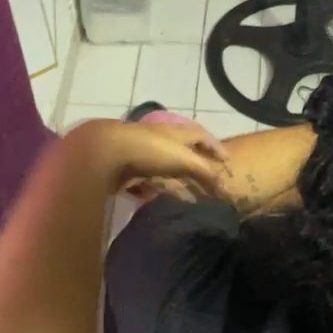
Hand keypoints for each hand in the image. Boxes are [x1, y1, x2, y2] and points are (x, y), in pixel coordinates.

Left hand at [61, 118, 228, 200]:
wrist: (104, 154)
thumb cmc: (150, 151)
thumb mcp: (184, 160)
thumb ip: (205, 172)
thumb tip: (226, 188)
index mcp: (175, 132)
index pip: (202, 136)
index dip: (216, 147)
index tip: (227, 161)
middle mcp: (159, 140)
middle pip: (183, 151)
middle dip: (196, 164)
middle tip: (208, 180)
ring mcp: (141, 153)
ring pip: (163, 167)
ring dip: (175, 179)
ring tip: (186, 195)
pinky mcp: (125, 169)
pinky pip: (143, 180)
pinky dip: (152, 189)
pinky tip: (156, 199)